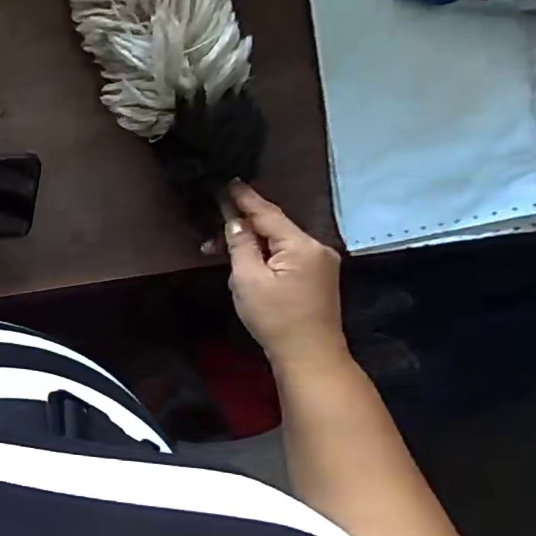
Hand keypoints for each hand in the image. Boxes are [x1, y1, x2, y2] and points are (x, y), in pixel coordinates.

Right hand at [223, 181, 346, 368]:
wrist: (309, 354)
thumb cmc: (274, 317)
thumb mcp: (248, 280)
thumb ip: (240, 247)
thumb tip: (234, 223)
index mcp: (301, 245)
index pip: (267, 214)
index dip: (245, 199)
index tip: (229, 182)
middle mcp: (316, 248)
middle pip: (275, 226)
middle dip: (244, 223)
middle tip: (215, 218)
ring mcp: (320, 263)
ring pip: (280, 241)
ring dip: (252, 240)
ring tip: (223, 245)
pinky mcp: (317, 277)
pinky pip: (287, 254)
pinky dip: (265, 252)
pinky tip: (248, 256)